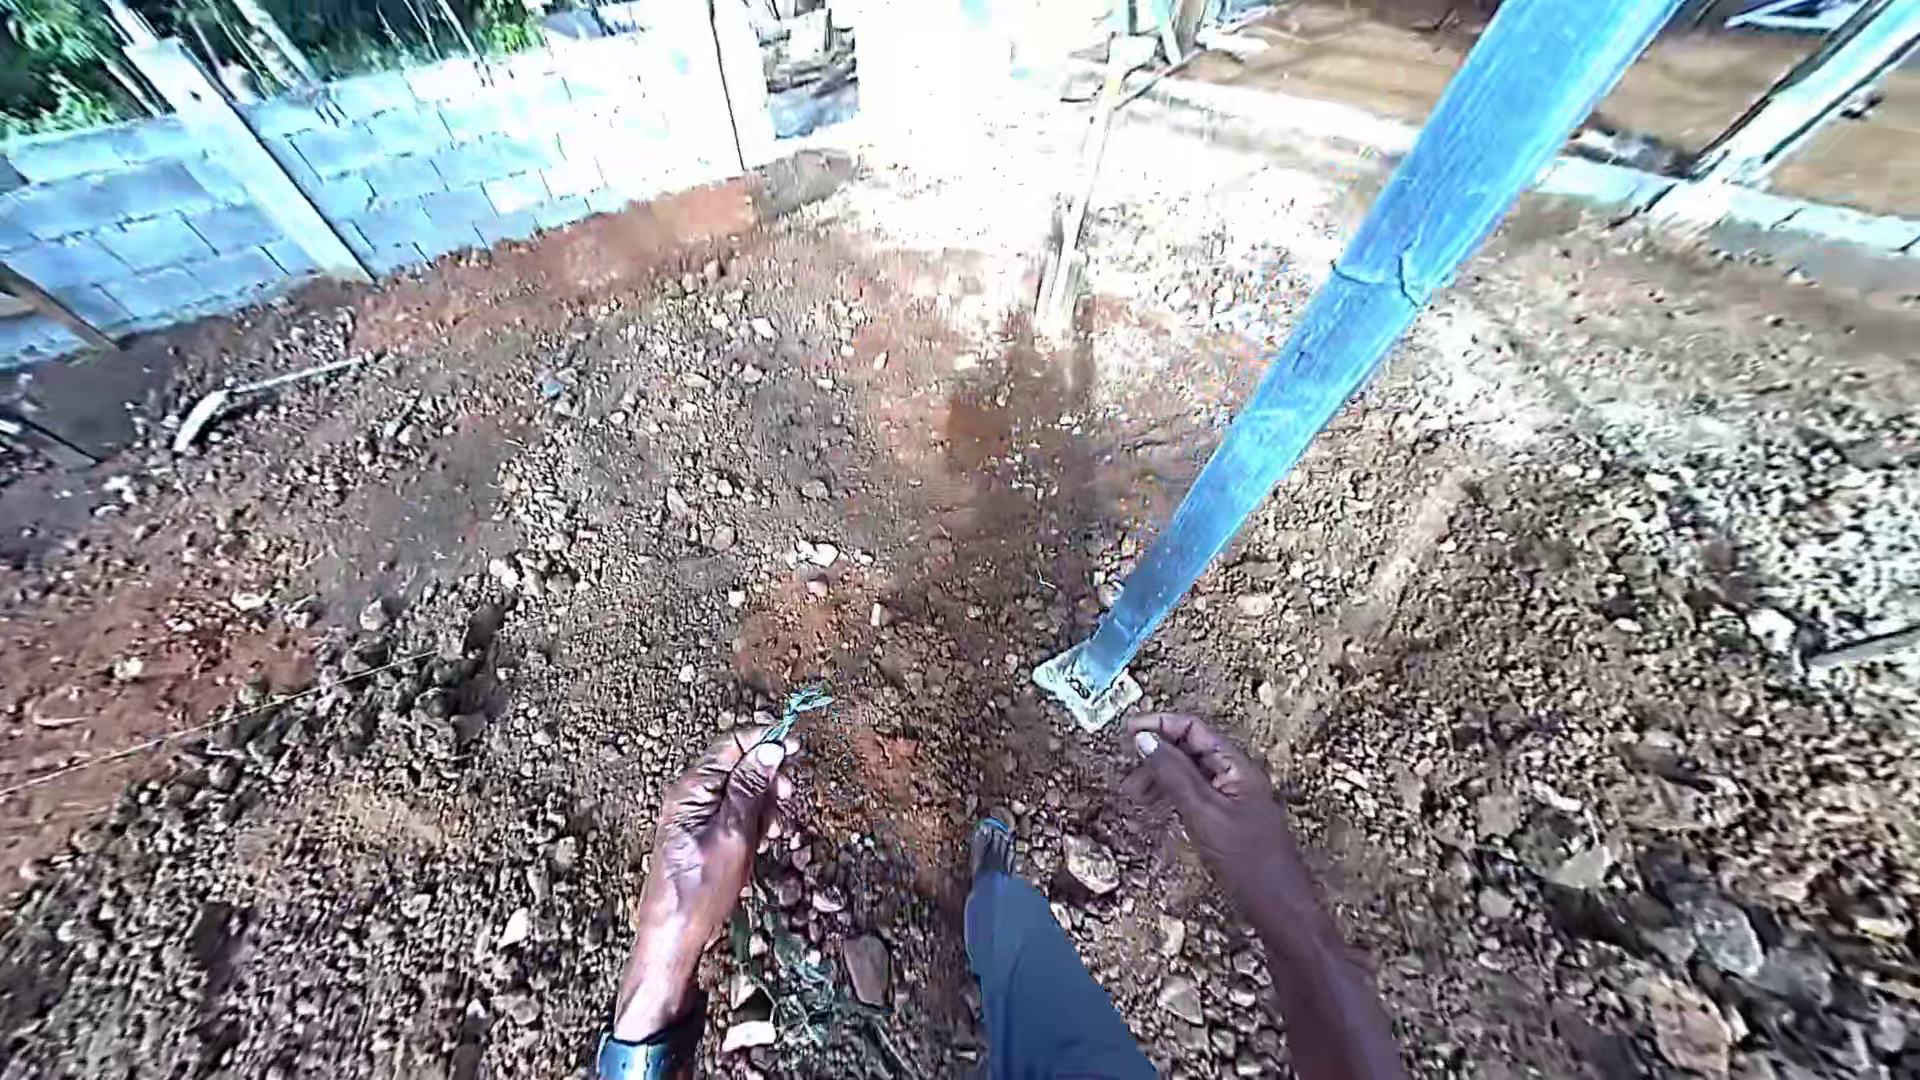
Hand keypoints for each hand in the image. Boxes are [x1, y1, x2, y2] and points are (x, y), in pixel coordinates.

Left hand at [613, 726, 796, 1040]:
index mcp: (693, 787)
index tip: (795, 747)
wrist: (674, 942)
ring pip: (744, 787)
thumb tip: (771, 747)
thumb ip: (751, 786)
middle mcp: (693, 793)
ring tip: (775, 827)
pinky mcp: (706, 831)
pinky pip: (738, 810)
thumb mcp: (733, 833)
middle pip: (740, 763)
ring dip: (766, 800)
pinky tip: (766, 837)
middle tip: (788, 794)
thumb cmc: (701, 890)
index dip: (765, 740)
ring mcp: (698, 813)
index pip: (732, 743)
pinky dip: (757, 817)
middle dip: (769, 775)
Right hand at [1121, 713, 1307, 925]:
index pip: (1192, 728)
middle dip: (1154, 754)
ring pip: (1185, 773)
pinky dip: (1167, 798)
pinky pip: (1189, 796)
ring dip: (1156, 778)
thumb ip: (1173, 773)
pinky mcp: (1222, 820)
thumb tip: (1143, 739)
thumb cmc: (1248, 863)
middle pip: (1187, 749)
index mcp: (1235, 765)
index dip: (1159, 724)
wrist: (1284, 917)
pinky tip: (1149, 810)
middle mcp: (1232, 775)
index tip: (1127, 732)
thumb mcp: (1204, 813)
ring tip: (1131, 795)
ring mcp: (1228, 798)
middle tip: (1125, 765)